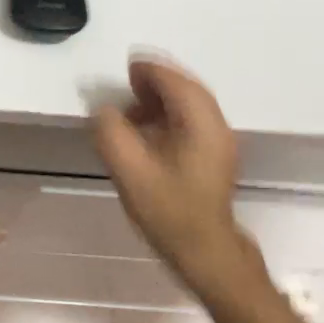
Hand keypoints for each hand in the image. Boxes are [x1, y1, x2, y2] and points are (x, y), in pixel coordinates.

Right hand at [93, 59, 255, 281]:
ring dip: (163, 97)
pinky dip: (171, 113)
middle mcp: (217, 126)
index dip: (149, 71)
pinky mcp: (215, 156)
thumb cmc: (169, 212)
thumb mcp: (130, 173)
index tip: (125, 69)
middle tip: (126, 83)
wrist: (206, 252)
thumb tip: (103, 109)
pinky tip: (149, 130)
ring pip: (192, 103)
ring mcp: (220, 142)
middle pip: (188, 88)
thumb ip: (112, 134)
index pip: (176, 82)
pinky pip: (194, 119)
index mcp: (201, 124)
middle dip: (156, 81)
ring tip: (132, 108)